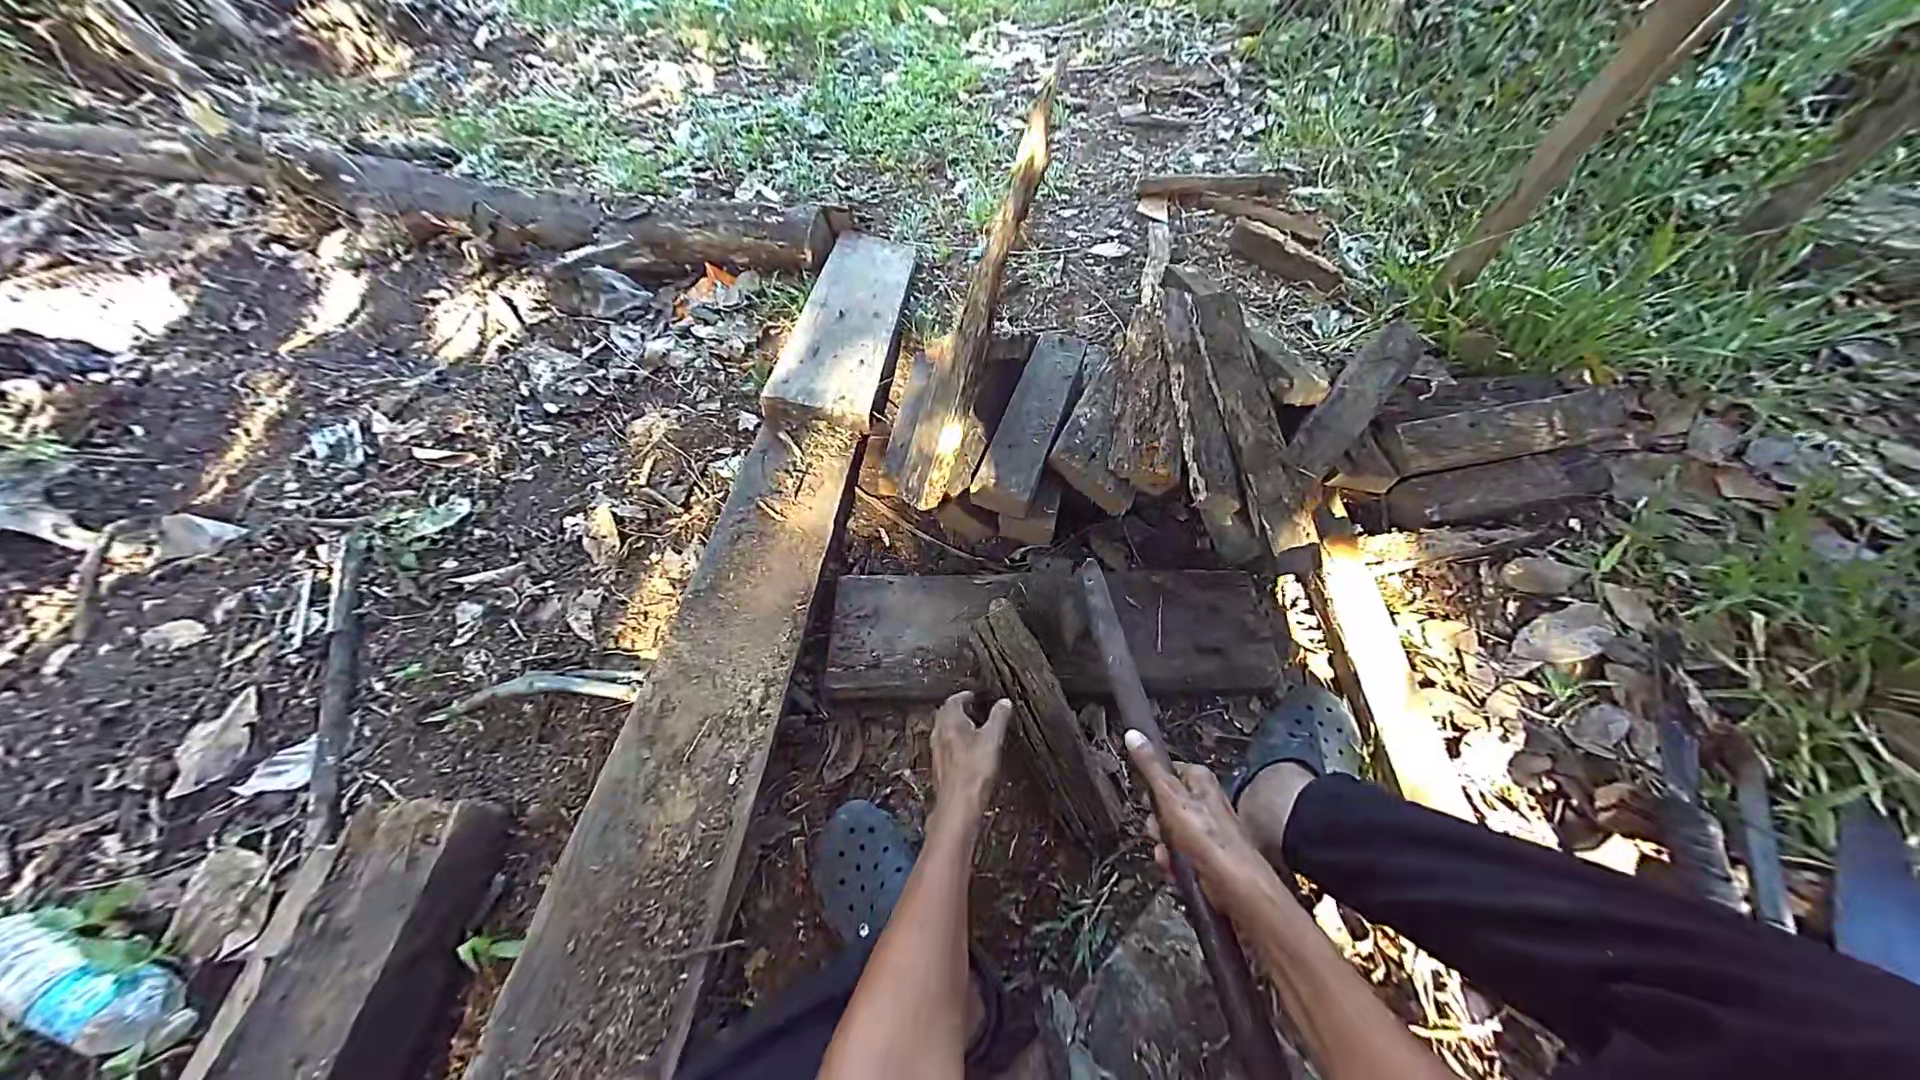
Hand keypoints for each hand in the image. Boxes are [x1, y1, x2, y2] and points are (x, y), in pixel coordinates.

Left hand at [931, 690, 1009, 818]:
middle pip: (945, 714)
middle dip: (958, 710)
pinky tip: (965, 751)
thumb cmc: (974, 770)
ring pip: (944, 731)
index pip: (953, 700)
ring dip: (955, 726)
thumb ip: (999, 718)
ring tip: (971, 728)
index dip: (964, 696)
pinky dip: (954, 742)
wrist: (958, 804)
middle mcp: (938, 733)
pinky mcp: (939, 767)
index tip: (973, 696)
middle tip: (972, 709)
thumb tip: (1004, 702)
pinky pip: (945, 747)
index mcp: (949, 721)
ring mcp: (936, 751)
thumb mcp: (993, 739)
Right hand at [1125, 730, 1281, 917]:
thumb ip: (1150, 766)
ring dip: (1162, 845)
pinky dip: (1173, 862)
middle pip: (1163, 805)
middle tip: (1159, 829)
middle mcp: (1205, 801)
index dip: (1151, 787)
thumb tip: (1134, 734)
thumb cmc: (1209, 839)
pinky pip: (1178, 853)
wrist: (1236, 887)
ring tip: (1169, 853)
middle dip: (1155, 822)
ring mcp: (1206, 829)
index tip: (1146, 797)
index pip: (1165, 771)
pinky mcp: (1206, 855)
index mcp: (1199, 779)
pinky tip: (1175, 868)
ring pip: (1168, 832)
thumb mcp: (1169, 795)